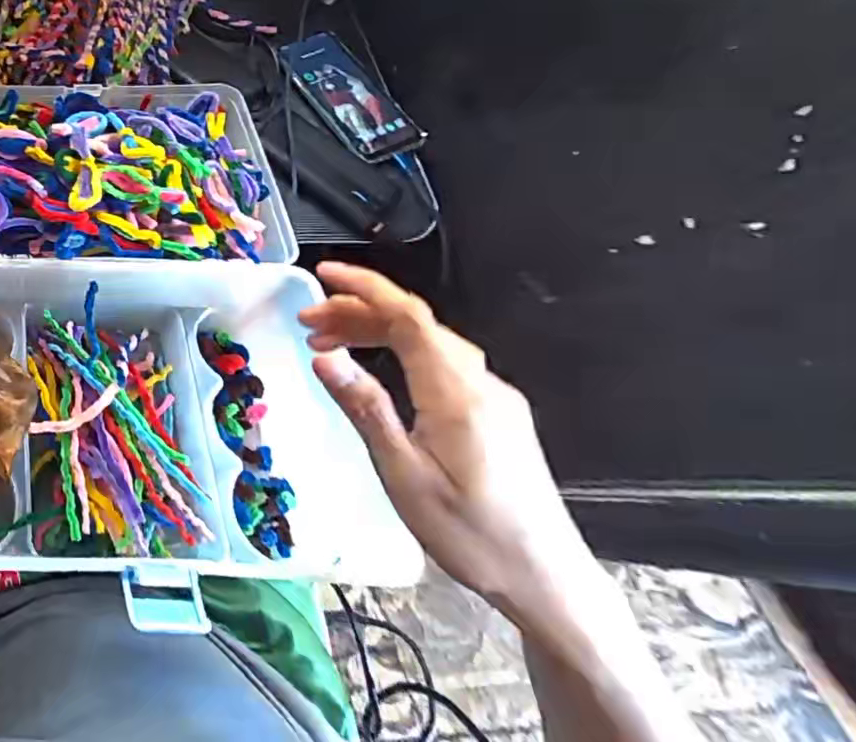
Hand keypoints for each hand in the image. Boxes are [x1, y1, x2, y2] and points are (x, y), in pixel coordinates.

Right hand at [298, 261, 595, 612]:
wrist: (548, 580)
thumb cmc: (472, 533)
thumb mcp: (404, 474)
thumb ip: (365, 409)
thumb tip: (325, 359)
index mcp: (458, 395)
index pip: (409, 317)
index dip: (364, 287)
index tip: (323, 274)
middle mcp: (481, 385)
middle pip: (415, 324)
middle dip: (357, 311)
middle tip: (308, 322)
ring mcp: (493, 397)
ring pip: (428, 341)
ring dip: (375, 331)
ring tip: (328, 342)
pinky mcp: (495, 413)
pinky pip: (440, 362)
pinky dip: (398, 351)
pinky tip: (374, 366)